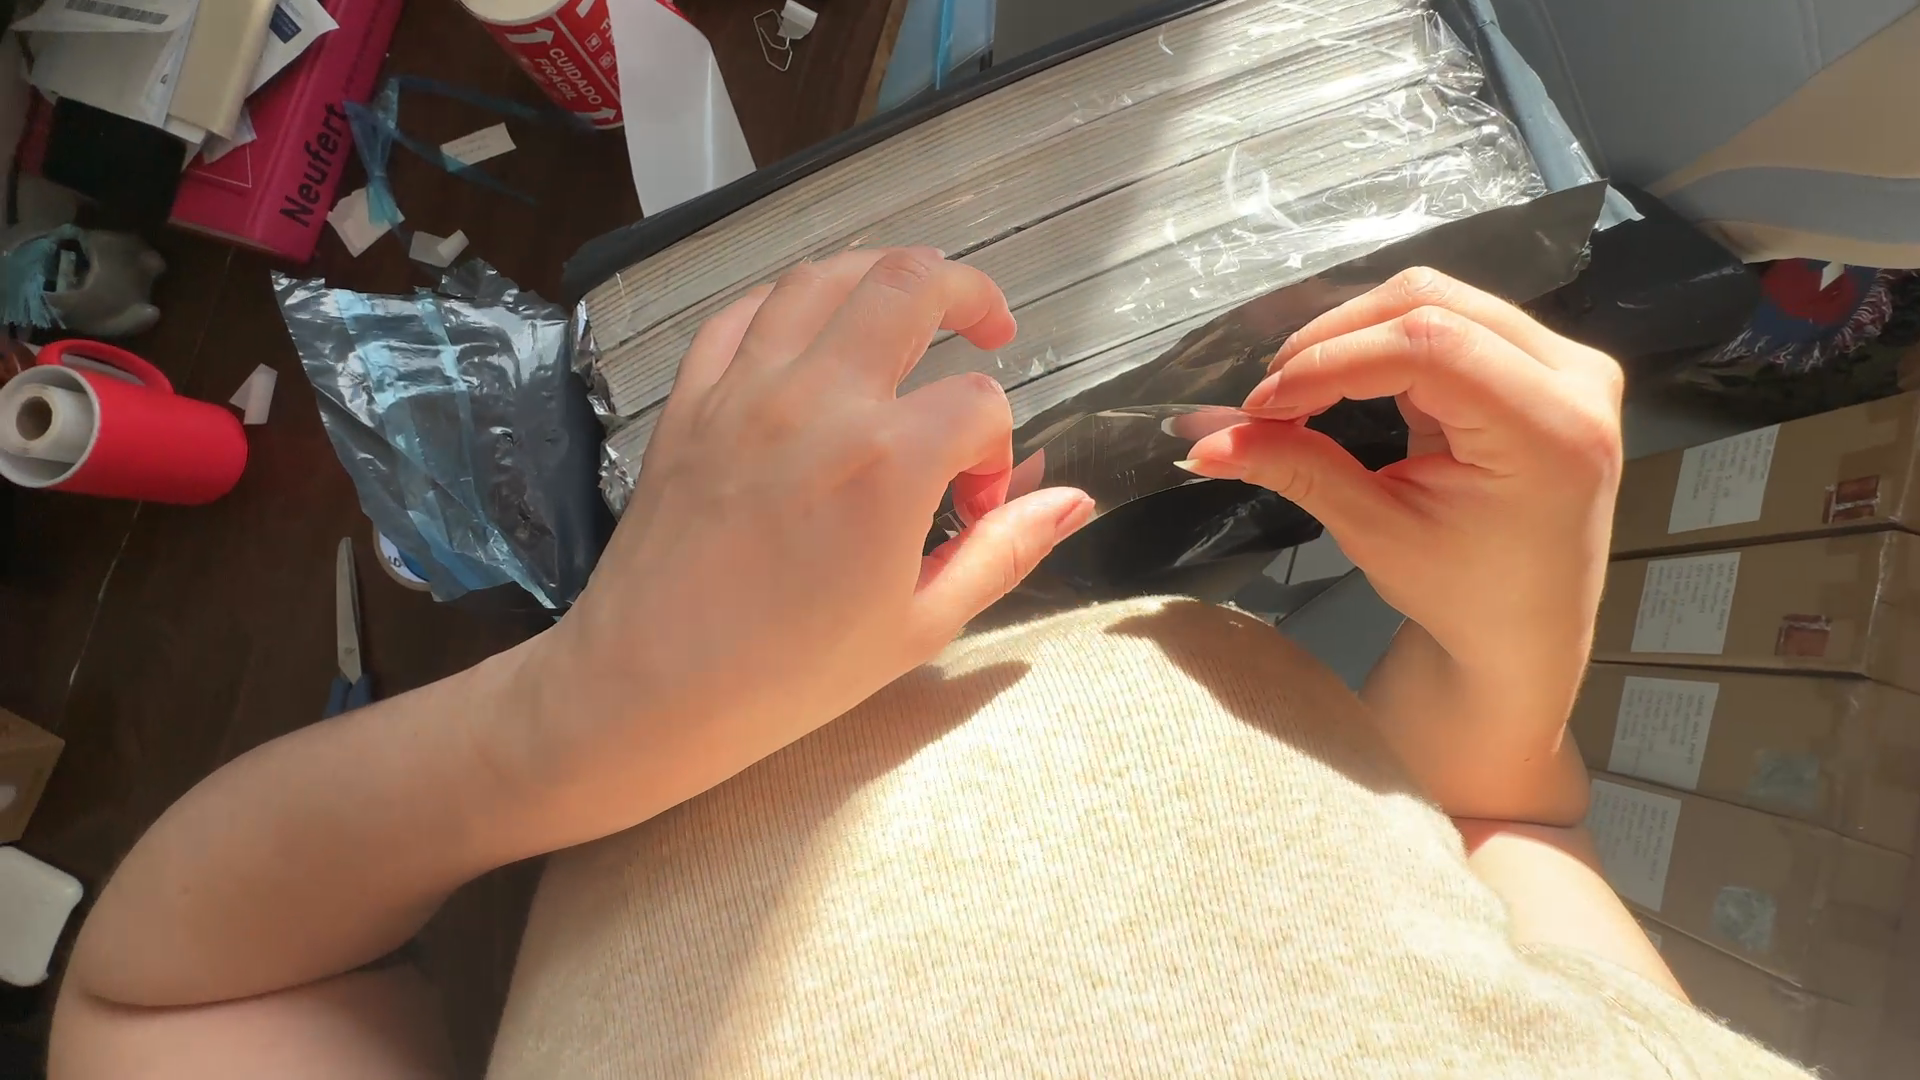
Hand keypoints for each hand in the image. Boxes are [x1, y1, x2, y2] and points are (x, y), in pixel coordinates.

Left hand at [522, 249, 1095, 831]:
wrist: (649, 689)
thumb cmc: (794, 672)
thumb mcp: (921, 625)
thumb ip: (1004, 551)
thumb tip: (1074, 500)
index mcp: (889, 462)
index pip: (979, 405)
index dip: (997, 451)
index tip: (975, 504)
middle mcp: (821, 400)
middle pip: (911, 284)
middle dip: (969, 292)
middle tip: (989, 325)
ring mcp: (747, 388)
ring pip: (824, 277)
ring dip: (884, 274)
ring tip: (910, 305)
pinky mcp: (692, 397)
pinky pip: (744, 312)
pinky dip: (791, 303)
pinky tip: (813, 330)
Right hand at [1181, 269, 1621, 822]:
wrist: (1522, 625)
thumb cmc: (1459, 594)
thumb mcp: (1372, 532)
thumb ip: (1296, 472)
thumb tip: (1204, 445)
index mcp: (1550, 431)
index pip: (1427, 348)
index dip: (1328, 365)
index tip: (1260, 409)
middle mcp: (1574, 375)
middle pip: (1429, 304)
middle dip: (1329, 341)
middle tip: (1270, 399)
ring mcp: (1562, 361)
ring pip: (1433, 300)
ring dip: (1347, 336)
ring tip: (1295, 391)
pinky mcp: (1536, 363)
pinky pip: (1444, 320)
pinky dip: (1373, 342)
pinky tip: (1336, 381)